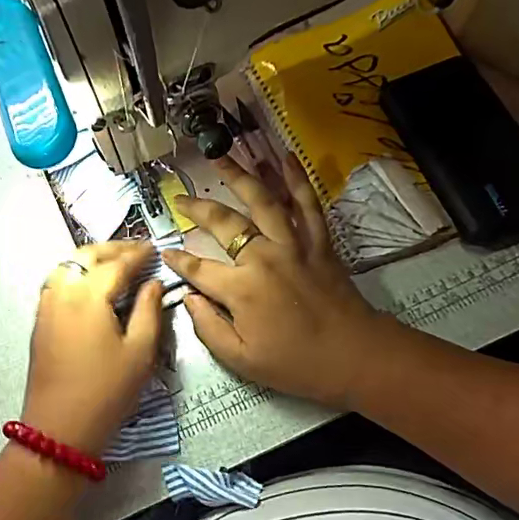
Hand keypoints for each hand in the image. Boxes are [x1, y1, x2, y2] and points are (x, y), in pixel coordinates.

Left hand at [22, 242, 164, 456]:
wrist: (60, 429)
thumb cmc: (107, 392)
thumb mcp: (140, 352)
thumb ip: (149, 310)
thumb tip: (154, 284)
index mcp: (89, 296)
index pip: (117, 264)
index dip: (138, 254)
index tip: (155, 248)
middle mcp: (62, 293)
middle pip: (86, 256)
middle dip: (112, 248)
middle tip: (137, 250)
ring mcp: (46, 307)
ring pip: (66, 266)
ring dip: (91, 258)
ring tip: (114, 263)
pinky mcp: (40, 323)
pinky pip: (56, 282)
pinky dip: (76, 272)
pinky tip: (91, 285)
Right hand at [164, 155, 403, 408]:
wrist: (354, 355)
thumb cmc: (296, 364)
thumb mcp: (242, 359)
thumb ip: (208, 328)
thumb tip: (188, 298)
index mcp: (241, 289)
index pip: (198, 268)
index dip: (177, 259)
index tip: (164, 250)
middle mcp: (263, 258)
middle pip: (224, 223)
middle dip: (197, 207)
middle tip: (181, 197)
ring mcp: (293, 245)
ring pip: (263, 201)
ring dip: (241, 175)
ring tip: (222, 155)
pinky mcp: (319, 242)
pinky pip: (307, 204)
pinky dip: (297, 179)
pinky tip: (285, 157)